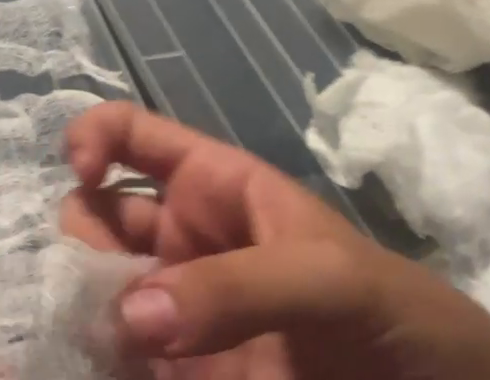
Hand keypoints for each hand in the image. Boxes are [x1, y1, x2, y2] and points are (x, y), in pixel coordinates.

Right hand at [61, 102, 489, 379]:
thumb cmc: (408, 325)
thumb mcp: (336, 282)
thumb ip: (238, 288)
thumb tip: (129, 313)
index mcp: (214, 188)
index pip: (132, 134)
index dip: (94, 134)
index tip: (81, 170)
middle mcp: (183, 242)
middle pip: (94, 213)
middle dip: (82, 241)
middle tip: (106, 289)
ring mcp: (177, 312)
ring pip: (95, 287)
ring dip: (82, 305)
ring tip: (108, 342)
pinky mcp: (177, 374)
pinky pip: (114, 354)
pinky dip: (97, 355)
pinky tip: (107, 364)